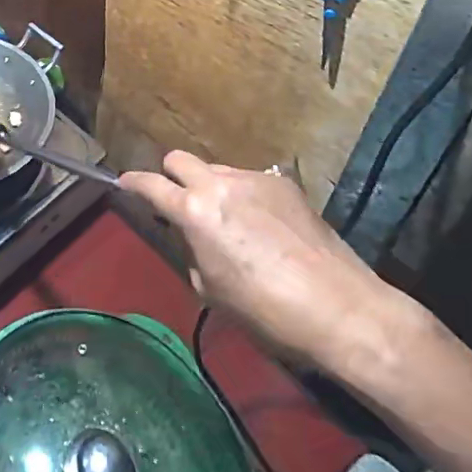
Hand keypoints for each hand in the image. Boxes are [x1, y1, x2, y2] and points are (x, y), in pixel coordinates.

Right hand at [119, 150, 417, 373]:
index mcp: (194, 210)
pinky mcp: (286, 187)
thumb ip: (191, 249)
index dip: (132, 183)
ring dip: (211, 186)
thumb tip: (192, 234)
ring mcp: (255, 180)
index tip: (125, 185)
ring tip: (230, 218)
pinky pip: (251, 181)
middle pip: (178, 158)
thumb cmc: (268, 310)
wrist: (346, 312)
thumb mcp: (211, 288)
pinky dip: (245, 196)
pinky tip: (264, 226)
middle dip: (171, 176)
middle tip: (179, 201)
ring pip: (217, 169)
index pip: (149, 184)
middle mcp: (219, 184)